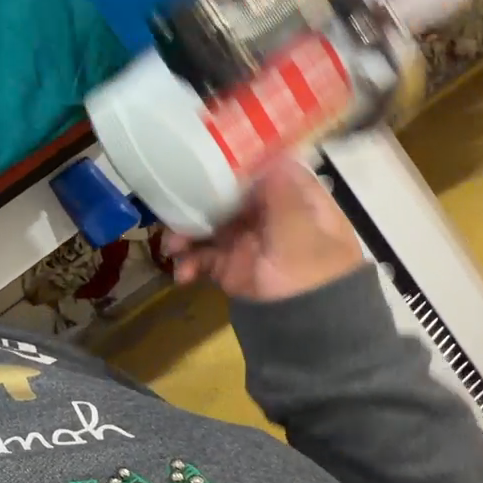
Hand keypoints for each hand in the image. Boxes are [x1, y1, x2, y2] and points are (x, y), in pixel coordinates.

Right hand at [163, 158, 365, 302]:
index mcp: (295, 200)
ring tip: (172, 249)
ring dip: (185, 234)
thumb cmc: (311, 273)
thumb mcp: (300, 231)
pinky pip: (201, 256)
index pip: (266, 169)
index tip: (205, 157)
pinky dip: (187, 263)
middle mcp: (269, 215)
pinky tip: (182, 274)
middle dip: (197, 203)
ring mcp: (246, 241)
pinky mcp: (228, 265)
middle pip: (226, 196)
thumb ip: (281, 194)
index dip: (237, 163)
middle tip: (174, 210)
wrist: (306, 327)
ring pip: (207, 225)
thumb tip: (271, 154)